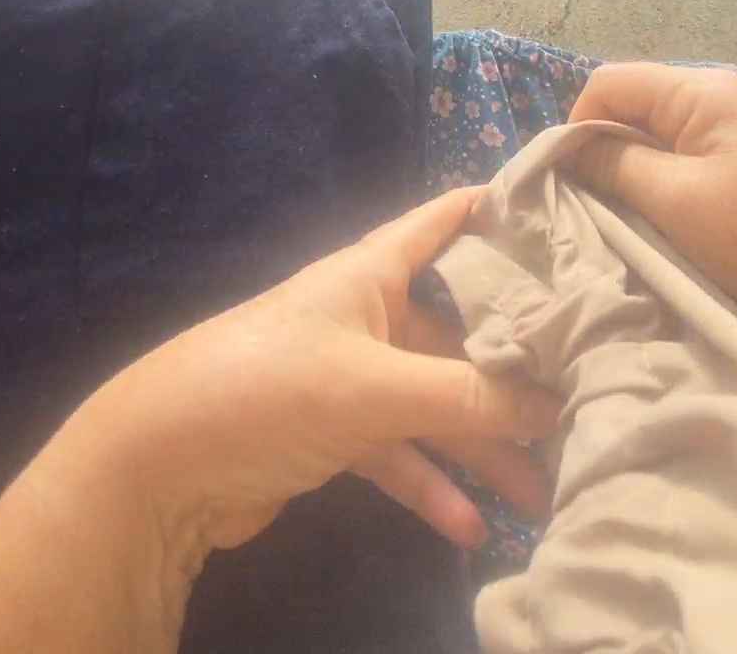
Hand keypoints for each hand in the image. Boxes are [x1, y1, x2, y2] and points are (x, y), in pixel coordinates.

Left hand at [76, 187, 559, 556]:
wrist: (158, 468)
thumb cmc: (272, 388)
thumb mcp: (374, 387)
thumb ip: (467, 395)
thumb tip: (557, 404)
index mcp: (373, 271)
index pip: (445, 219)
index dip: (499, 209)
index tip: (565, 219)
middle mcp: (368, 313)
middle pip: (456, 331)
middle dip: (511, 367)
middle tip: (578, 394)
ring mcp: (352, 375)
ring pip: (433, 400)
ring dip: (480, 444)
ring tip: (539, 489)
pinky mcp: (334, 431)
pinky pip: (397, 451)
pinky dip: (430, 483)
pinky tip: (468, 526)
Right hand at [567, 63, 736, 345]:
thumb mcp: (676, 200)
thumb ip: (614, 163)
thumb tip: (569, 146)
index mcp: (705, 88)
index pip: (610, 82)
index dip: (578, 125)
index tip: (573, 181)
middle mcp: (731, 89)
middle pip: (640, 103)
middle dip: (611, 148)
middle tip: (605, 205)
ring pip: (669, 130)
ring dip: (645, 167)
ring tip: (644, 215)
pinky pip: (702, 151)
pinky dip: (679, 177)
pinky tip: (686, 216)